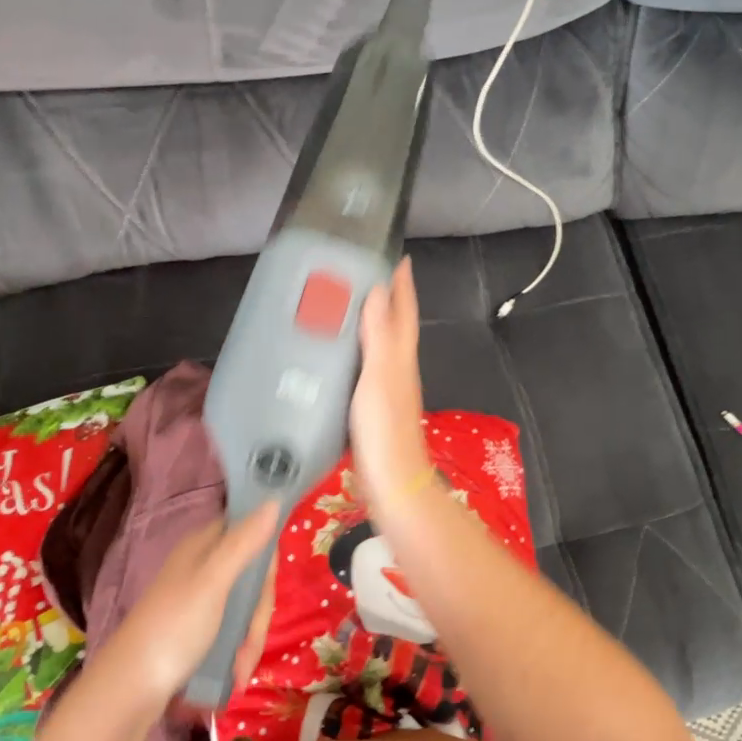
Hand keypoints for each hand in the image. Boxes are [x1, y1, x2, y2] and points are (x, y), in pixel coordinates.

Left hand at [99, 505, 279, 702]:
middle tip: (252, 640)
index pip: (248, 531)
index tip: (267, 587)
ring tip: (240, 669)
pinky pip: (230, 629)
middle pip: (250, 575)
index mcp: (203, 547)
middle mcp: (201, 567)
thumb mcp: (213, 582)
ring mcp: (198, 600)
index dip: (265, 557)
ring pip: (243, 606)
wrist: (129, 689)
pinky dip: (237, 650)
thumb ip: (243, 543)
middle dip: (258, 611)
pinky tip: (234, 674)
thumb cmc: (173, 628)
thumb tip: (273, 500)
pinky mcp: (196, 629)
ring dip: (249, 637)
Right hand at [351, 259, 430, 500]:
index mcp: (400, 358)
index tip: (400, 258)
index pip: (403, 313)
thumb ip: (379, 335)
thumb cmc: (385, 428)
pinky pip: (365, 370)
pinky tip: (338, 358)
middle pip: (394, 327)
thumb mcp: (379, 376)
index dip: (403, 286)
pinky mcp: (372, 410)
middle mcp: (397, 370)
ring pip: (381, 347)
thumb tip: (379, 289)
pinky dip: (355, 354)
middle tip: (366, 276)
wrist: (390, 482)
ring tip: (347, 309)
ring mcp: (386, 391)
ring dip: (370, 326)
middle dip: (386, 300)